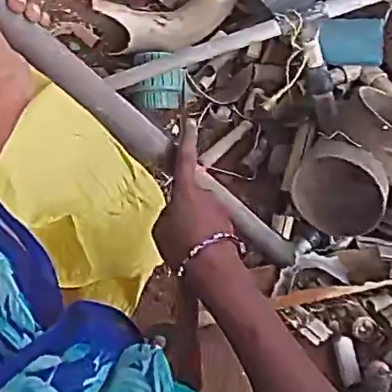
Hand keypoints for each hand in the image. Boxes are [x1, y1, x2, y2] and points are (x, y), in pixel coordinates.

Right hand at [155, 117, 238, 270]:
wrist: (213, 270)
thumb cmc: (182, 246)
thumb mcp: (161, 229)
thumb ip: (167, 214)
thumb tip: (173, 213)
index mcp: (186, 189)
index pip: (185, 157)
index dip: (186, 139)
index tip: (190, 120)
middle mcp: (207, 193)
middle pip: (193, 191)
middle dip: (186, 204)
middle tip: (177, 226)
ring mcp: (221, 209)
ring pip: (204, 210)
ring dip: (197, 222)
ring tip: (187, 245)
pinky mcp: (231, 226)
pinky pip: (213, 226)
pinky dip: (207, 235)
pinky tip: (199, 252)